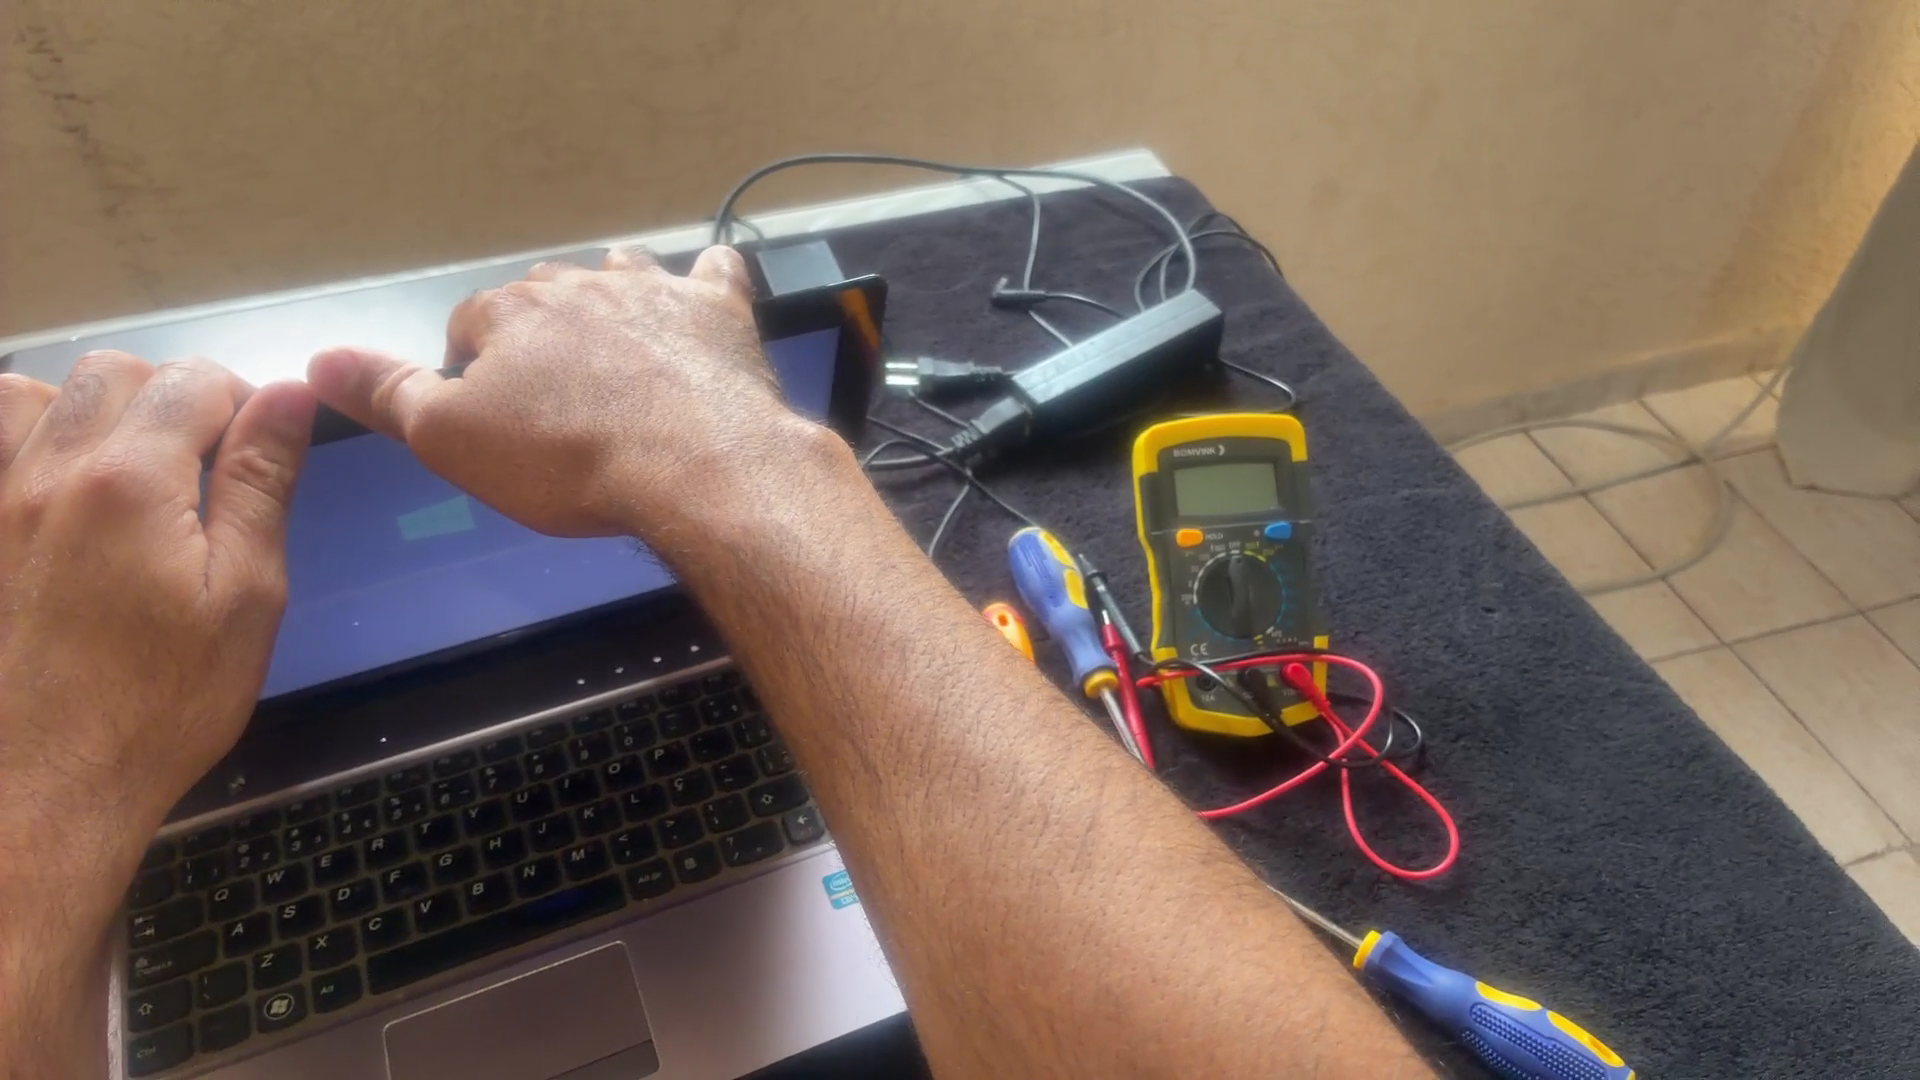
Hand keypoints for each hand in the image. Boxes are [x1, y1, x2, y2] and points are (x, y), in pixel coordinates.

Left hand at [0, 355, 315, 827]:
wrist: (33, 785)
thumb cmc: (170, 694)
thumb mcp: (249, 590)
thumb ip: (262, 484)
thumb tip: (291, 398)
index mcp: (130, 484)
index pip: (196, 385)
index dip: (250, 403)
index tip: (273, 447)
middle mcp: (36, 473)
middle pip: (110, 373)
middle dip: (177, 397)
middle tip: (215, 463)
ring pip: (23, 392)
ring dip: (90, 410)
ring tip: (134, 471)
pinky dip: (23, 440)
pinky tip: (60, 491)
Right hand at [308, 246, 825, 539]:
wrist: (693, 467)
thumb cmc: (570, 462)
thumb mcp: (455, 441)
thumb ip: (388, 395)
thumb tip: (316, 357)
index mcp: (510, 314)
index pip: (475, 327)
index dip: (482, 369)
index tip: (502, 410)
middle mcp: (580, 286)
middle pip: (550, 296)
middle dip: (549, 333)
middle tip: (569, 389)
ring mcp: (657, 292)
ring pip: (626, 272)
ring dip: (619, 295)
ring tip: (628, 338)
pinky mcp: (720, 310)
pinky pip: (717, 272)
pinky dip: (711, 281)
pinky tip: (710, 296)